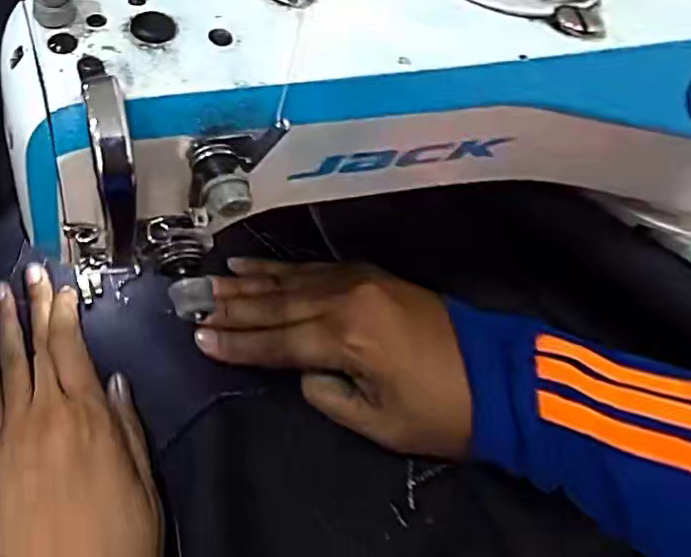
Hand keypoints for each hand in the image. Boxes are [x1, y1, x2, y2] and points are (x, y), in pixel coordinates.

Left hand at [0, 263, 160, 556]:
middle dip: (35, 305)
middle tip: (29, 271)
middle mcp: (49, 415)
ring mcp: (17, 432)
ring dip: (5, 324)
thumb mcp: (142, 488)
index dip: (66, 314)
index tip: (62, 288)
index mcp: (89, 417)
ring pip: (11, 363)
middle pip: (40, 346)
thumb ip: (129, 430)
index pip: (73, 348)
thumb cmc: (113, 546)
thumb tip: (118, 384)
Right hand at [193, 258, 472, 459]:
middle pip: (274, 305)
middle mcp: (342, 299)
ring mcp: (353, 279)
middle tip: (192, 300)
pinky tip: (254, 266)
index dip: (236, 343)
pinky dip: (278, 268)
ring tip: (213, 280)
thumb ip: (328, 394)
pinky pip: (309, 268)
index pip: (277, 342)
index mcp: (346, 337)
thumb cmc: (442, 411)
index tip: (200, 337)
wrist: (499, 375)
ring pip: (287, 281)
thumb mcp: (381, 424)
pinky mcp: (363, 272)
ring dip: (247, 283)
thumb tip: (301, 369)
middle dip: (231, 307)